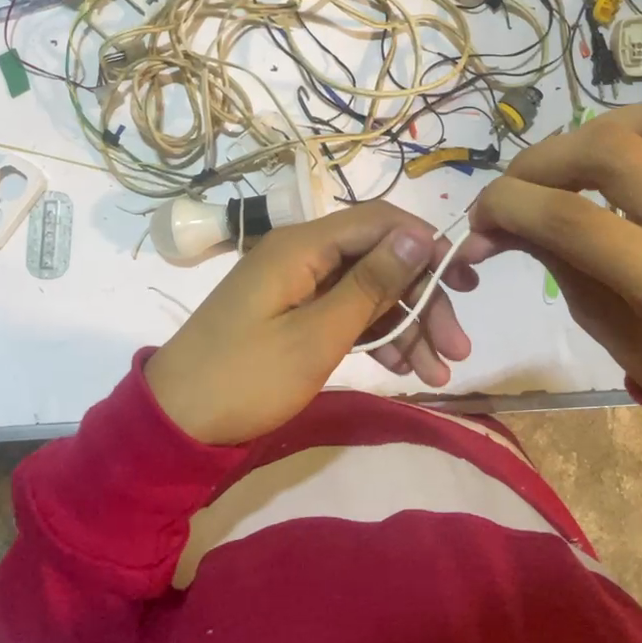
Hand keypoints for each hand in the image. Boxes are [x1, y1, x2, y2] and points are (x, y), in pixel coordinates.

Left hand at [145, 201, 475, 444]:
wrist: (177, 421)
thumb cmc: (246, 377)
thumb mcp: (316, 336)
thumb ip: (369, 284)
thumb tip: (418, 234)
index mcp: (302, 246)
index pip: (379, 221)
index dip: (426, 245)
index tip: (464, 284)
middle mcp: (301, 255)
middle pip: (379, 258)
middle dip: (422, 299)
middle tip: (457, 350)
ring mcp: (295, 285)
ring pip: (367, 290)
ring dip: (405, 325)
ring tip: (438, 373)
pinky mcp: (292, 313)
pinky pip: (344, 312)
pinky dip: (375, 336)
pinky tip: (404, 368)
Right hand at [464, 96, 641, 406]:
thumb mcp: (592, 315)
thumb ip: (544, 252)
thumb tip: (483, 221)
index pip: (573, 219)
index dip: (509, 205)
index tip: (479, 217)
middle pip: (611, 153)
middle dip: (540, 162)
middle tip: (512, 189)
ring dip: (586, 133)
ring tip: (560, 167)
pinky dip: (626, 125)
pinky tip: (602, 154)